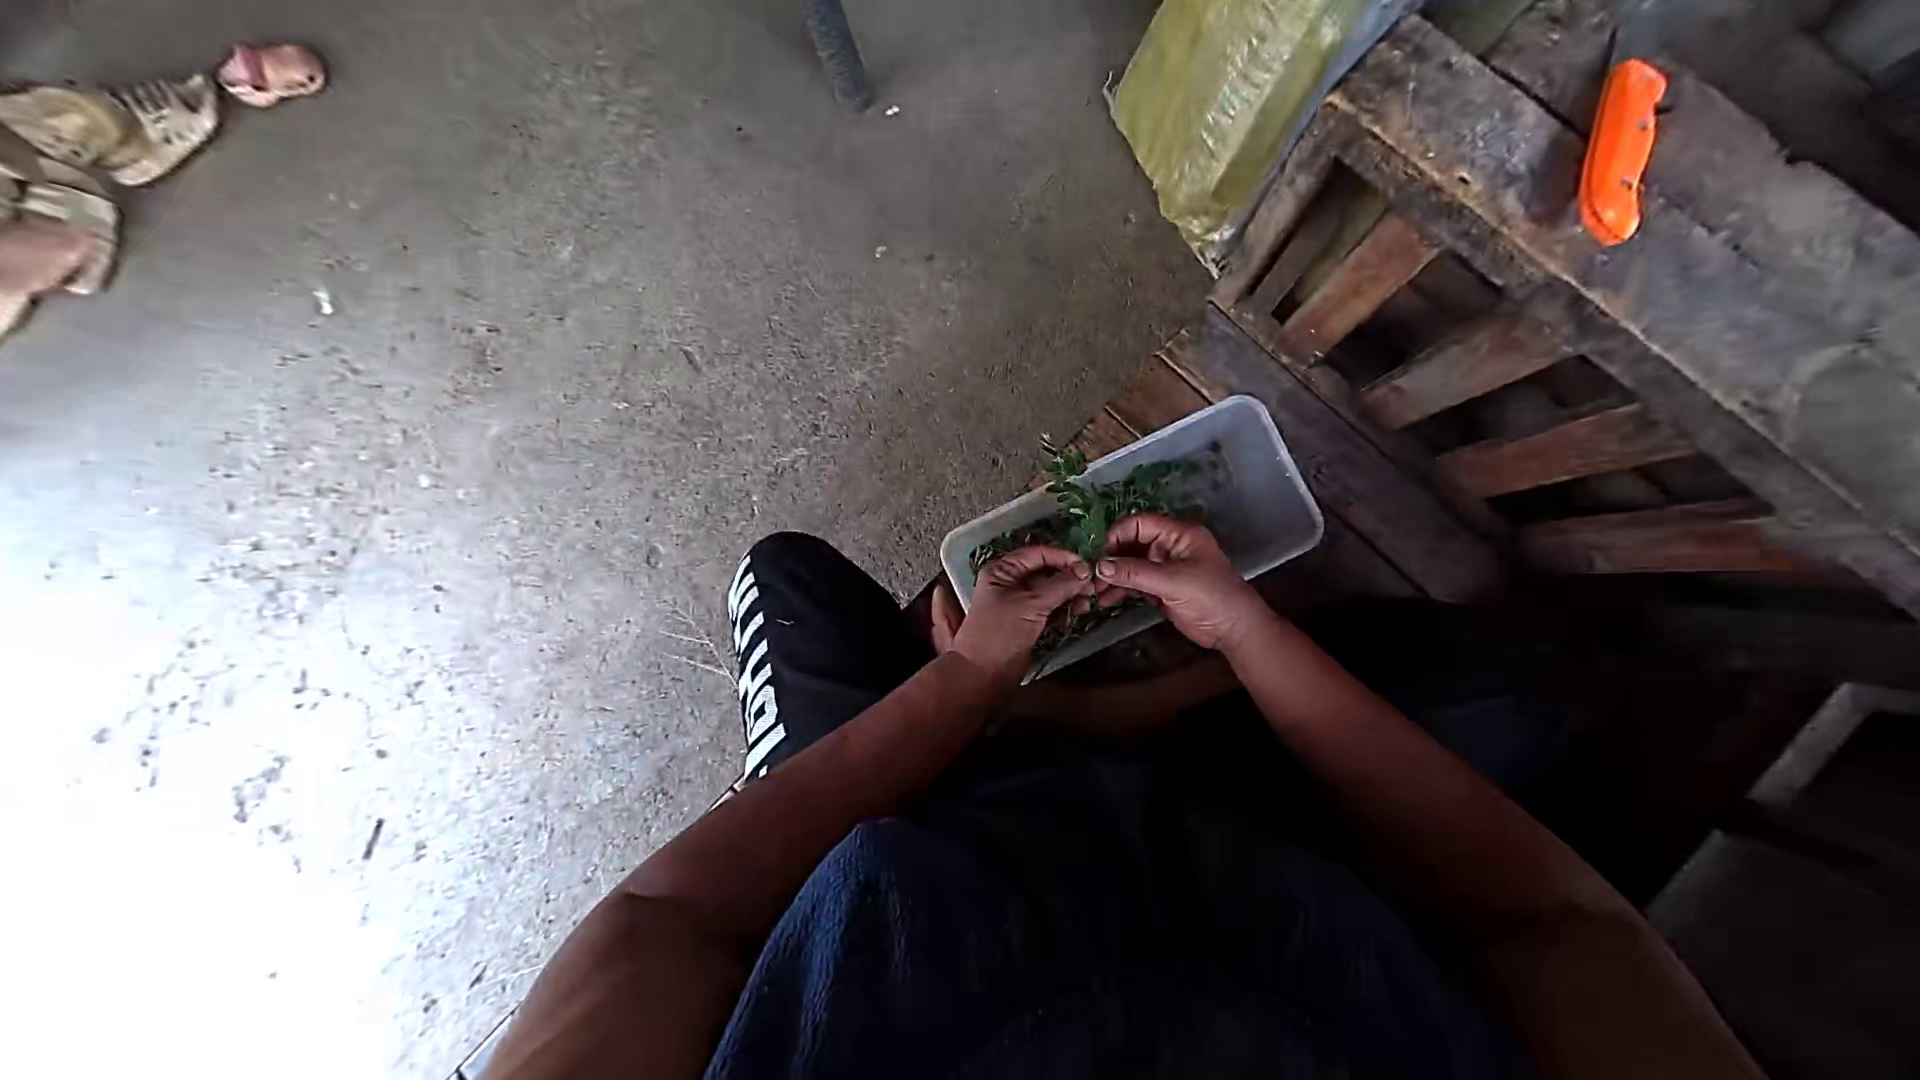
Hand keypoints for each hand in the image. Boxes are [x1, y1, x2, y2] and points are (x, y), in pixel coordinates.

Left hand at [947, 545, 1092, 685]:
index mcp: (1003, 571)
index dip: (1062, 557)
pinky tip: (1080, 609)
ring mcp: (1020, 602)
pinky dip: (1066, 605)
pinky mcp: (1029, 620)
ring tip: (1088, 600)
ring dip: (1071, 591)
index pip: (1037, 554)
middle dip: (1069, 575)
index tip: (1086, 565)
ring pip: (1051, 589)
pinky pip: (1051, 606)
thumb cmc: (1000, 633)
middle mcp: (1011, 582)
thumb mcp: (1030, 604)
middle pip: (1046, 570)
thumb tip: (1084, 570)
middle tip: (1092, 585)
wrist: (984, 674)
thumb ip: (1059, 585)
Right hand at [1094, 513, 1269, 650]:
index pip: (1140, 523)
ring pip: (1130, 565)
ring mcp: (1164, 568)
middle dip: (1111, 559)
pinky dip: (1120, 590)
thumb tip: (1100, 567)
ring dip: (1112, 577)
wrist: (1234, 630)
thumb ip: (1136, 573)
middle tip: (1092, 575)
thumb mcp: (1173, 582)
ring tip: (1096, 592)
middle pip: (1131, 544)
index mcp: (1178, 535)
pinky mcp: (1160, 588)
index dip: (1118, 535)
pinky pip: (1134, 583)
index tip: (1101, 554)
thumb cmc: (1212, 597)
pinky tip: (1107, 600)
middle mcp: (1169, 547)